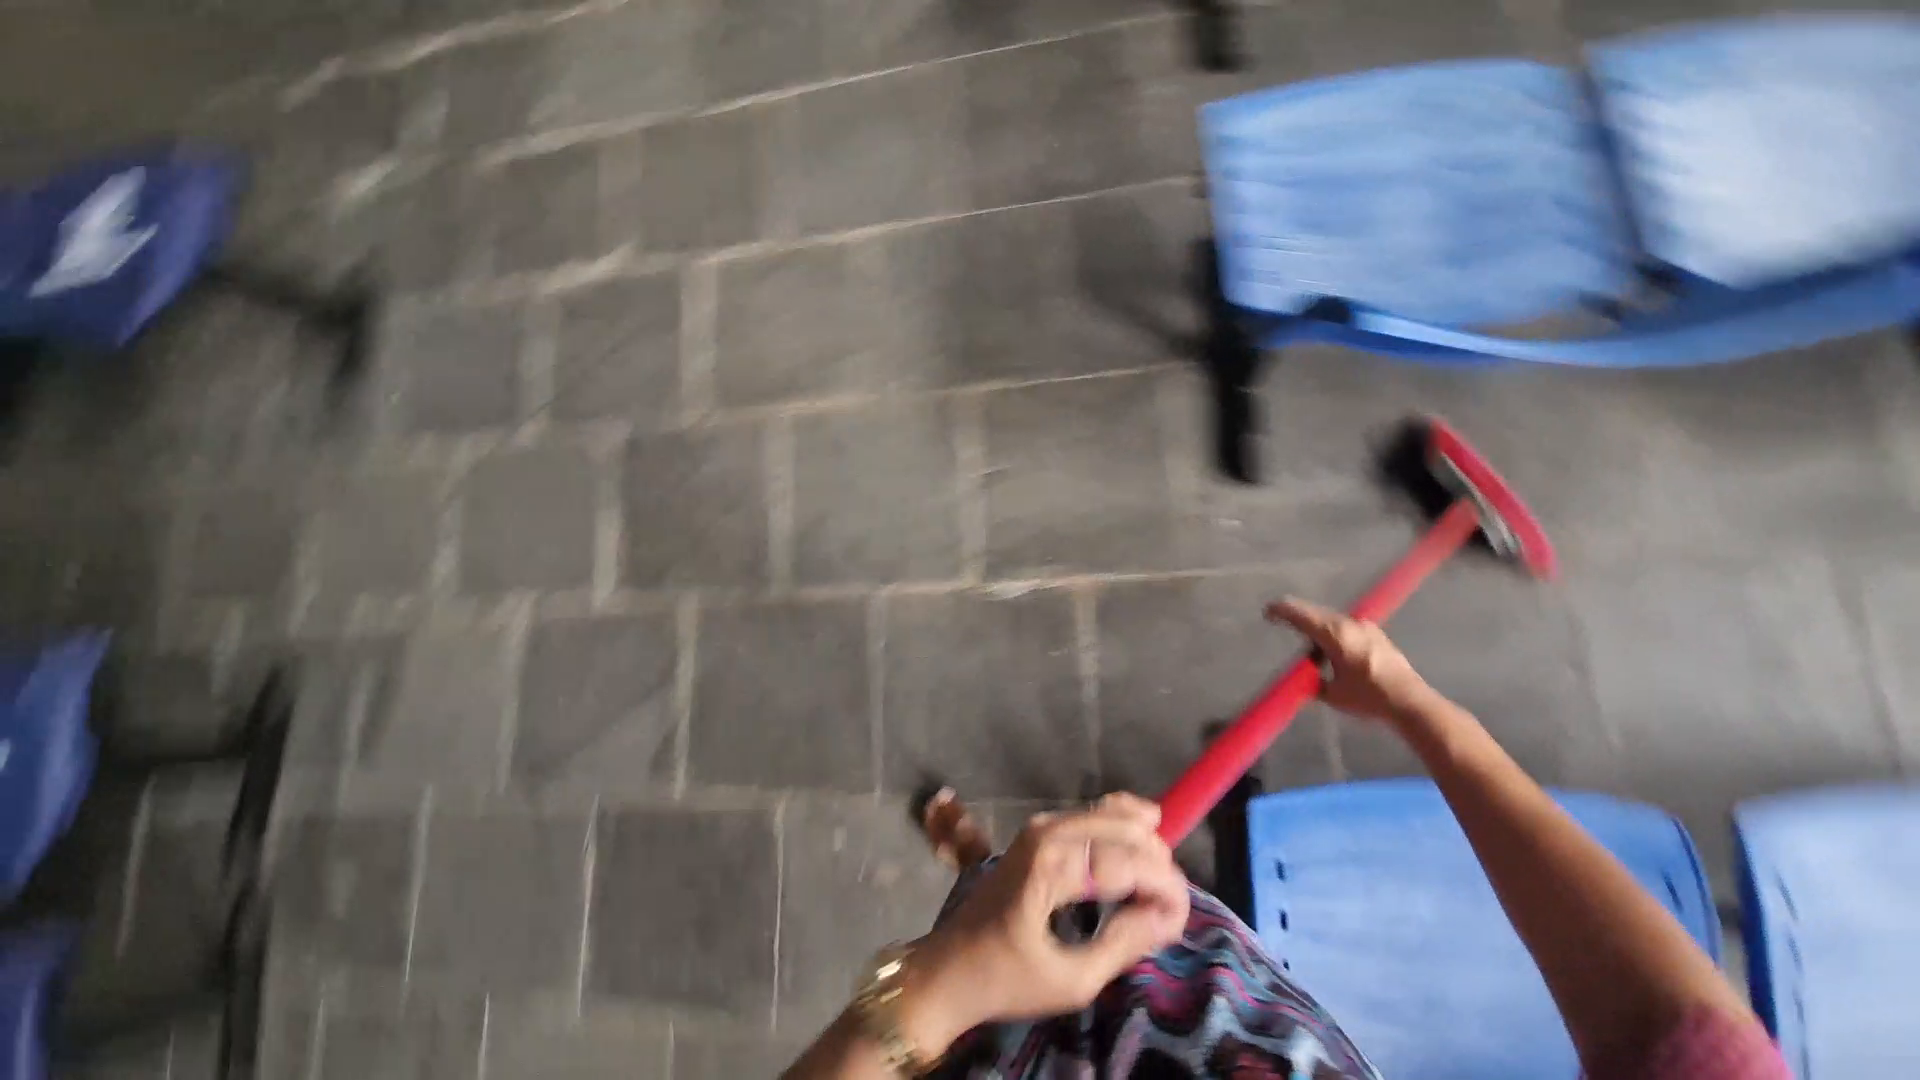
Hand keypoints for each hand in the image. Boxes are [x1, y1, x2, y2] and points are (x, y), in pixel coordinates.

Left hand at [898, 795, 1189, 1053]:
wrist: (948, 968)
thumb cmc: (1007, 979)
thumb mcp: (1072, 980)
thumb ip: (1124, 943)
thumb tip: (1168, 915)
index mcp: (1052, 869)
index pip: (1129, 864)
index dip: (1165, 887)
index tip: (1180, 917)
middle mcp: (1046, 835)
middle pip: (1123, 829)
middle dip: (1156, 860)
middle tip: (1171, 904)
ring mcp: (1038, 829)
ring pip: (1107, 813)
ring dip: (1141, 839)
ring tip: (1160, 878)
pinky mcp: (1034, 832)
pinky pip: (1088, 814)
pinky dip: (1119, 823)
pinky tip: (1140, 832)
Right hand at [1265, 596, 1440, 726]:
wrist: (1410, 703)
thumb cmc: (1368, 697)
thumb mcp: (1331, 693)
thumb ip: (1313, 680)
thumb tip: (1304, 677)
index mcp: (1335, 634)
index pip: (1301, 615)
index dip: (1282, 611)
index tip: (1267, 611)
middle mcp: (1350, 624)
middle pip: (1316, 613)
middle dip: (1297, 617)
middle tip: (1279, 620)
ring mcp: (1366, 628)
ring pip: (1332, 620)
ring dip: (1316, 626)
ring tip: (1305, 642)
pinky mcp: (1377, 636)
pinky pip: (1345, 627)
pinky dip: (1331, 633)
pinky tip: (1330, 650)